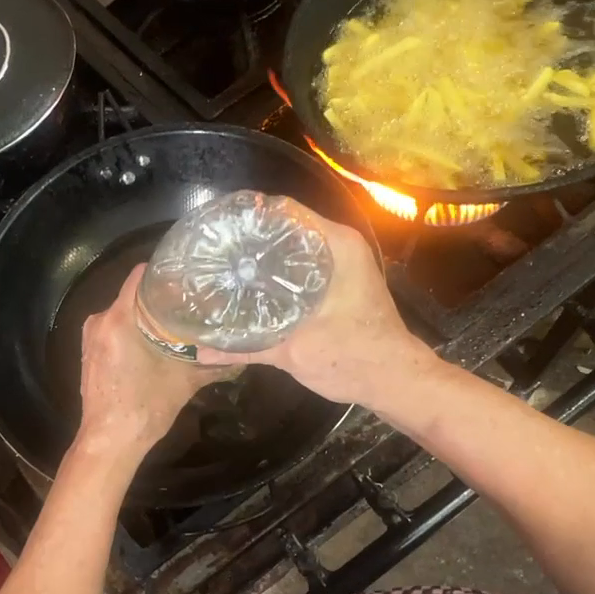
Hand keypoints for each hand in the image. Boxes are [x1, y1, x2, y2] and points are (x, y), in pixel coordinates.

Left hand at [78, 265, 239, 459]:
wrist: (109, 441)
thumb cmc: (144, 408)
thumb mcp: (183, 382)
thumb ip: (211, 364)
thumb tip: (239, 356)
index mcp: (119, 319)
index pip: (140, 276)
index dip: (164, 272)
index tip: (187, 276)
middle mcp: (100, 321)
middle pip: (132, 295)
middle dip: (158, 297)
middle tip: (189, 300)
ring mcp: (91, 338)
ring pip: (123, 313)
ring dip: (146, 316)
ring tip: (176, 319)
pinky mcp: (90, 353)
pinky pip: (114, 330)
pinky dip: (133, 331)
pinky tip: (156, 340)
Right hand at [195, 206, 433, 408]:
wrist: (394, 381)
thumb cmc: (353, 356)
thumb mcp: (295, 351)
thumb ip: (245, 350)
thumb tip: (200, 350)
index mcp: (335, 246)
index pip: (283, 211)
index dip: (247, 217)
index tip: (217, 230)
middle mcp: (339, 248)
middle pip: (285, 229)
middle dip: (250, 241)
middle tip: (213, 254)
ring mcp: (341, 266)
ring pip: (293, 251)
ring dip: (263, 260)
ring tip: (225, 270)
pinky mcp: (340, 286)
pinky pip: (301, 270)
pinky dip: (278, 277)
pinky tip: (251, 291)